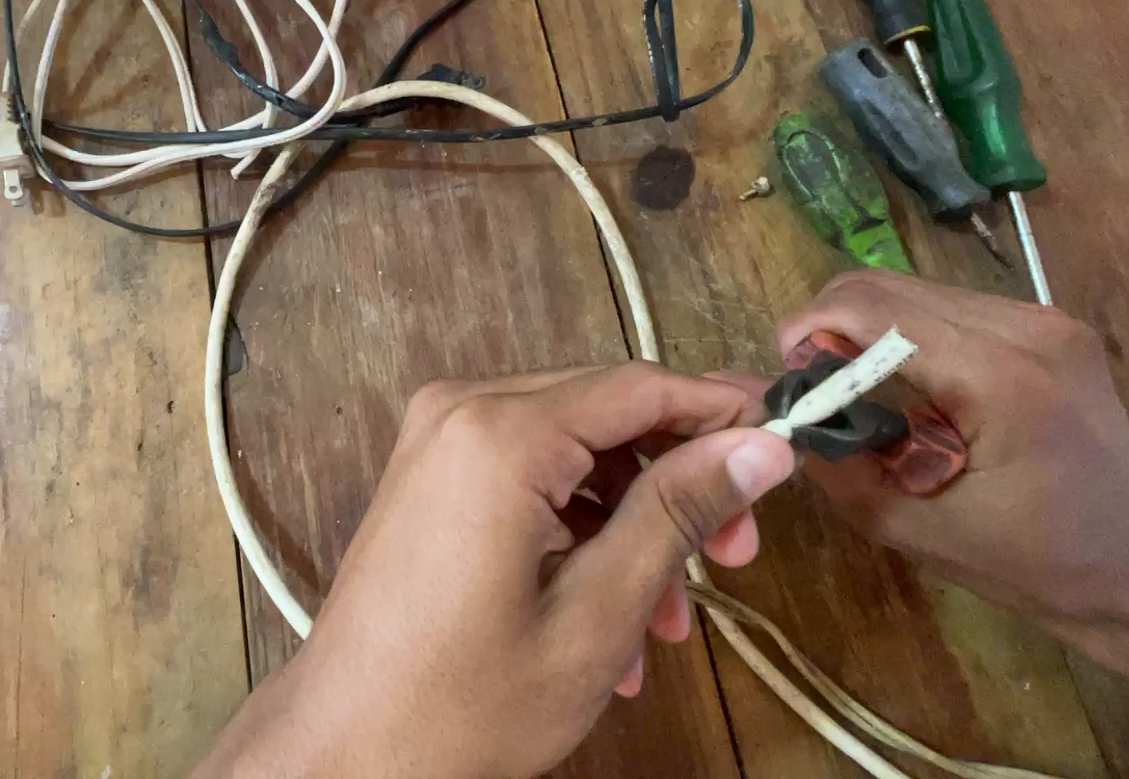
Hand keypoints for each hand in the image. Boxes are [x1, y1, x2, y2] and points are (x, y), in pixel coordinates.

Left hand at [190, 363, 794, 778]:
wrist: (347, 740)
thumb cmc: (465, 698)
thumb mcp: (596, 612)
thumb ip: (676, 513)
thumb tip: (758, 448)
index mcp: (501, 432)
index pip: (638, 387)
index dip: (718, 409)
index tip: (781, 443)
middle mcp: (461, 408)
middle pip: (603, 411)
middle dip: (673, 476)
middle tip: (733, 554)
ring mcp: (437, 433)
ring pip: (569, 444)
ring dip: (627, 515)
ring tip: (662, 614)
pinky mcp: (430, 464)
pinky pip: (525, 466)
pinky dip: (574, 520)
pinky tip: (603, 603)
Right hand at [760, 270, 1128, 628]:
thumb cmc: (1028, 560)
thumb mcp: (905, 526)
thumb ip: (834, 460)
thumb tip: (785, 407)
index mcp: (1000, 379)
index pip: (871, 309)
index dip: (808, 327)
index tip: (790, 371)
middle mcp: (1026, 330)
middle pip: (878, 285)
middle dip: (826, 324)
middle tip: (815, 379)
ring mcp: (1040, 318)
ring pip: (900, 286)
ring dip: (859, 326)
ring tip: (855, 381)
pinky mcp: (1041, 320)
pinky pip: (934, 301)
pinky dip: (894, 329)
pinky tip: (900, 376)